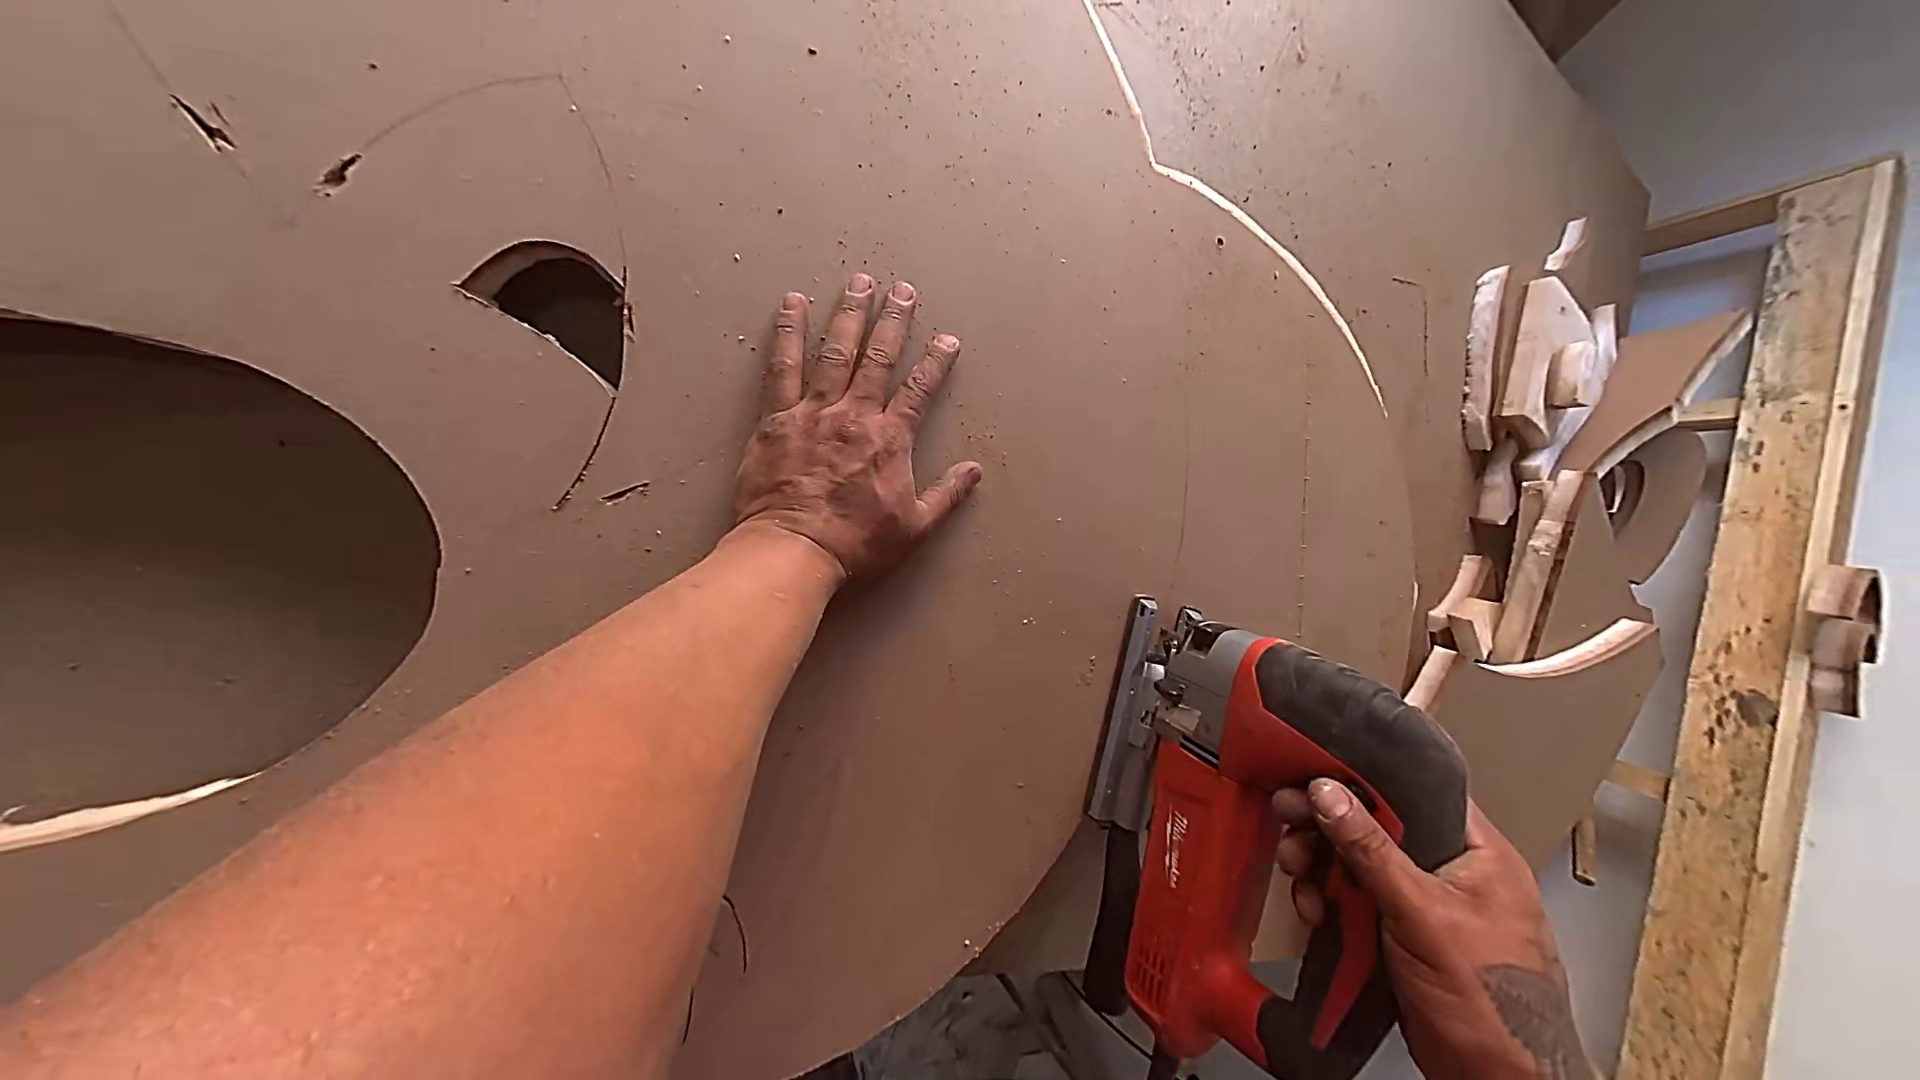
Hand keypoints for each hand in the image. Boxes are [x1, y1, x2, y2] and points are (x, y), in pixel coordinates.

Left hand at [732, 273, 983, 579]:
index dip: (936, 362)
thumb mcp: (914, 527)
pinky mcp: (777, 419)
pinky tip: (792, 305)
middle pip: (879, 358)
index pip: (919, 390)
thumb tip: (974, 471)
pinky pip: (782, 367)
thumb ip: (947, 494)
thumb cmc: (855, 544)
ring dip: (849, 314)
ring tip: (858, 283)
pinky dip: (788, 333)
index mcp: (889, 440)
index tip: (947, 340)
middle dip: (894, 321)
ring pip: (835, 352)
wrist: (795, 550)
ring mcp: (814, 412)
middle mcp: (854, 416)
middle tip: (903, 290)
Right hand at [1276, 781, 1594, 1079]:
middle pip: (1372, 822)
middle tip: (1287, 817)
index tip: (1311, 773)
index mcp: (1474, 851)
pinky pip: (1349, 892)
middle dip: (1324, 824)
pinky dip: (1324, 896)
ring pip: (1353, 857)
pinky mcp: (1394, 924)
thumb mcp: (1423, 915)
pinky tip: (1312, 908)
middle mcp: (1445, 866)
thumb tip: (1326, 791)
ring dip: (1317, 862)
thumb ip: (1371, 850)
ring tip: (1297, 871)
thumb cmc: (1494, 1003)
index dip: (1360, 777)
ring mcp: (1418, 897)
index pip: (1412, 789)